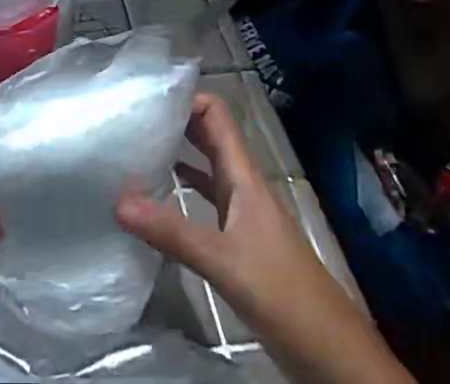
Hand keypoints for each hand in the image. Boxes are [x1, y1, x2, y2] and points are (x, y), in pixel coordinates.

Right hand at [115, 94, 411, 383]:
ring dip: (176, 151)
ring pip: (206, 166)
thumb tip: (118, 200)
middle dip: (174, 120)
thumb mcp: (223, 262)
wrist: (331, 354)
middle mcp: (243, 187)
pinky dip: (182, 189)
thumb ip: (171, 231)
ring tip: (135, 146)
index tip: (146, 95)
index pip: (216, 115)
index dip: (186, 97)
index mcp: (244, 178)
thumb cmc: (283, 295)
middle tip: (130, 114)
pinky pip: (206, 199)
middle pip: (209, 136)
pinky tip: (156, 195)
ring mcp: (242, 213)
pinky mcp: (238, 240)